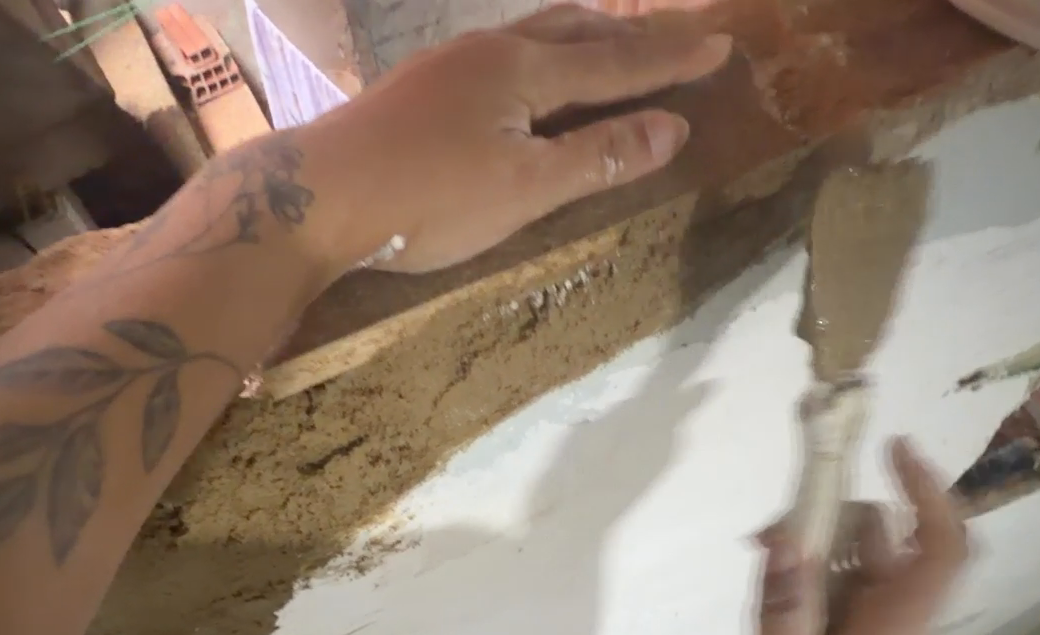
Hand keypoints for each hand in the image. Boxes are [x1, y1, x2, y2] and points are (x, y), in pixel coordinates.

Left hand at [295, 5, 732, 272]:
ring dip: (579, 35)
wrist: (319, 196)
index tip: (720, 44)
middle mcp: (488, 52)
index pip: (616, 60)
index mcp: (524, 71)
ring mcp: (446, 67)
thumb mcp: (524, 189)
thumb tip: (672, 130)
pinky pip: (495, 58)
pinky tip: (522, 75)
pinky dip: (533, 57)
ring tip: (607, 38)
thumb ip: (597, 158)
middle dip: (631, 32)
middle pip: (575, 28)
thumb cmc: (427, 200)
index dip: (670, 59)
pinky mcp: (416, 90)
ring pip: (531, 36)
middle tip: (674, 30)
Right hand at [736, 440, 969, 634]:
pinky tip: (769, 575)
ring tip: (760, 542)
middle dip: (843, 511)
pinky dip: (809, 567)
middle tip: (779, 514)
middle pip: (893, 543)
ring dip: (818, 538)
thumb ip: (783, 613)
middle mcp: (897, 622)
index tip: (893, 449)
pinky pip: (842, 584)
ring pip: (863, 560)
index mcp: (894, 631)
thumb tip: (784, 540)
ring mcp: (878, 630)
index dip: (927, 492)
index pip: (939, 548)